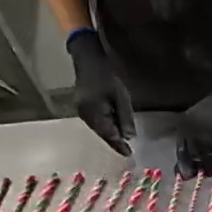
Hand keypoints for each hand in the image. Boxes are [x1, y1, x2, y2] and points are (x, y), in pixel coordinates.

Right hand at [66, 29, 133, 154]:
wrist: (87, 58)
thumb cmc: (105, 73)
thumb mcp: (120, 94)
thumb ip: (125, 116)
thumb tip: (129, 137)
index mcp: (94, 112)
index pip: (109, 133)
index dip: (119, 144)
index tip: (129, 153)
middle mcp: (85, 116)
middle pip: (102, 134)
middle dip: (115, 142)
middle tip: (127, 151)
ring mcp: (82, 113)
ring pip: (99, 129)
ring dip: (110, 135)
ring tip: (122, 142)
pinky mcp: (82, 109)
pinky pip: (95, 123)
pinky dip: (105, 127)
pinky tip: (113, 129)